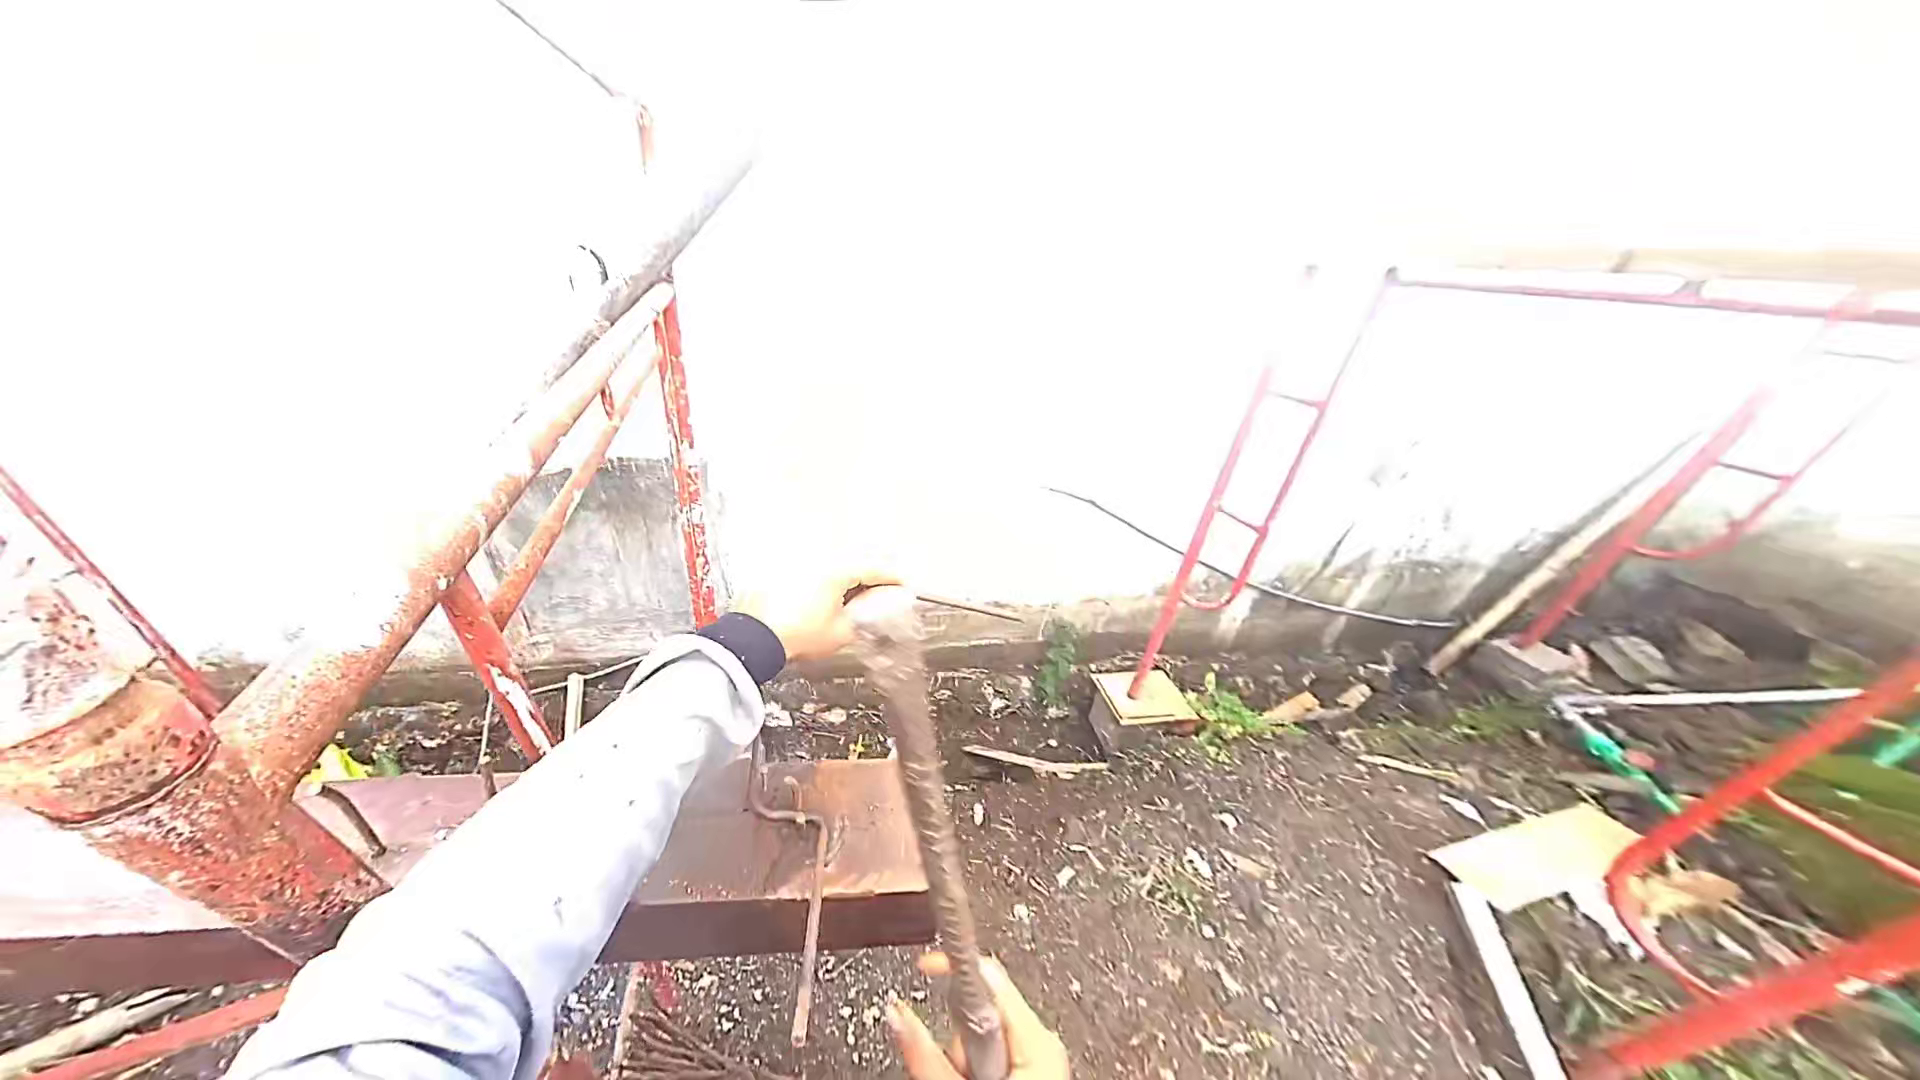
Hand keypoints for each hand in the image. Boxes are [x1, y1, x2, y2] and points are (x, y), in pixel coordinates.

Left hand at [732, 569, 907, 662]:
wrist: (755, 640)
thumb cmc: (796, 634)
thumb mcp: (842, 631)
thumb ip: (864, 616)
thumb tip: (872, 610)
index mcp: (836, 571)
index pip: (873, 568)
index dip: (892, 578)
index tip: (902, 584)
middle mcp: (816, 560)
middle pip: (852, 564)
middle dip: (868, 577)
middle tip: (881, 591)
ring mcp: (797, 565)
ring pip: (831, 567)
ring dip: (845, 581)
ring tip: (852, 600)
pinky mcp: (780, 573)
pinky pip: (811, 573)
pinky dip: (823, 584)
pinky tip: (824, 601)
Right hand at [889, 953, 1069, 1078]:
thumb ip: (926, 1058)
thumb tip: (895, 1012)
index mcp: (1036, 1039)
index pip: (987, 975)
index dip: (951, 965)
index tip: (922, 965)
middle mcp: (1041, 1042)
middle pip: (978, 1013)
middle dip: (954, 1043)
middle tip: (950, 1077)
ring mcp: (1039, 1060)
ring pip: (979, 1042)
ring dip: (961, 1066)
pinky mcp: (1031, 1074)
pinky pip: (990, 1059)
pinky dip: (972, 1074)